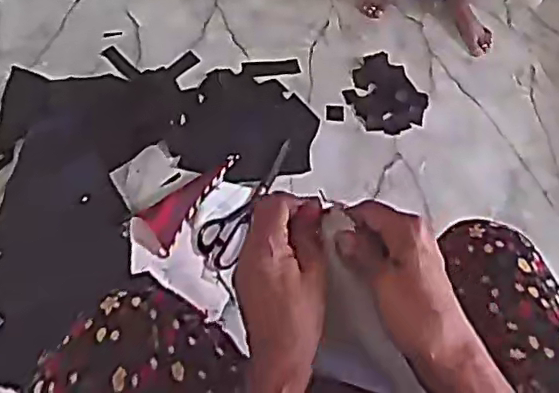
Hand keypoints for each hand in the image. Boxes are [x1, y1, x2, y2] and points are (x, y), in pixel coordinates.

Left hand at [236, 193, 327, 392]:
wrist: (279, 359)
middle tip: (311, 219)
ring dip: (282, 225)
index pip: (274, 203)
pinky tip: (293, 256)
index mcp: (266, 250)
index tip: (313, 208)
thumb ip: (310, 235)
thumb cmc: (297, 325)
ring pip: (259, 228)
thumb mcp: (315, 271)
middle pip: (263, 212)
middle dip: (289, 209)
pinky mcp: (244, 280)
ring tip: (305, 238)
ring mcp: (243, 268)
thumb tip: (311, 212)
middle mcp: (248, 256)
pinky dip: (275, 242)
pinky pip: (257, 247)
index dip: (297, 199)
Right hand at [337, 201, 501, 388]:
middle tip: (334, 248)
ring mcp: (421, 250)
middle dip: (356, 233)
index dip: (346, 216)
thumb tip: (345, 235)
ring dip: (366, 248)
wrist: (445, 348)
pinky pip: (392, 253)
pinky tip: (367, 278)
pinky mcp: (420, 269)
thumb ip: (361, 253)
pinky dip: (378, 260)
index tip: (327, 227)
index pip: (371, 208)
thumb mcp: (381, 281)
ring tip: (347, 265)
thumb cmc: (421, 317)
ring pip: (385, 238)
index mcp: (409, 227)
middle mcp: (419, 233)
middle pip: (379, 221)